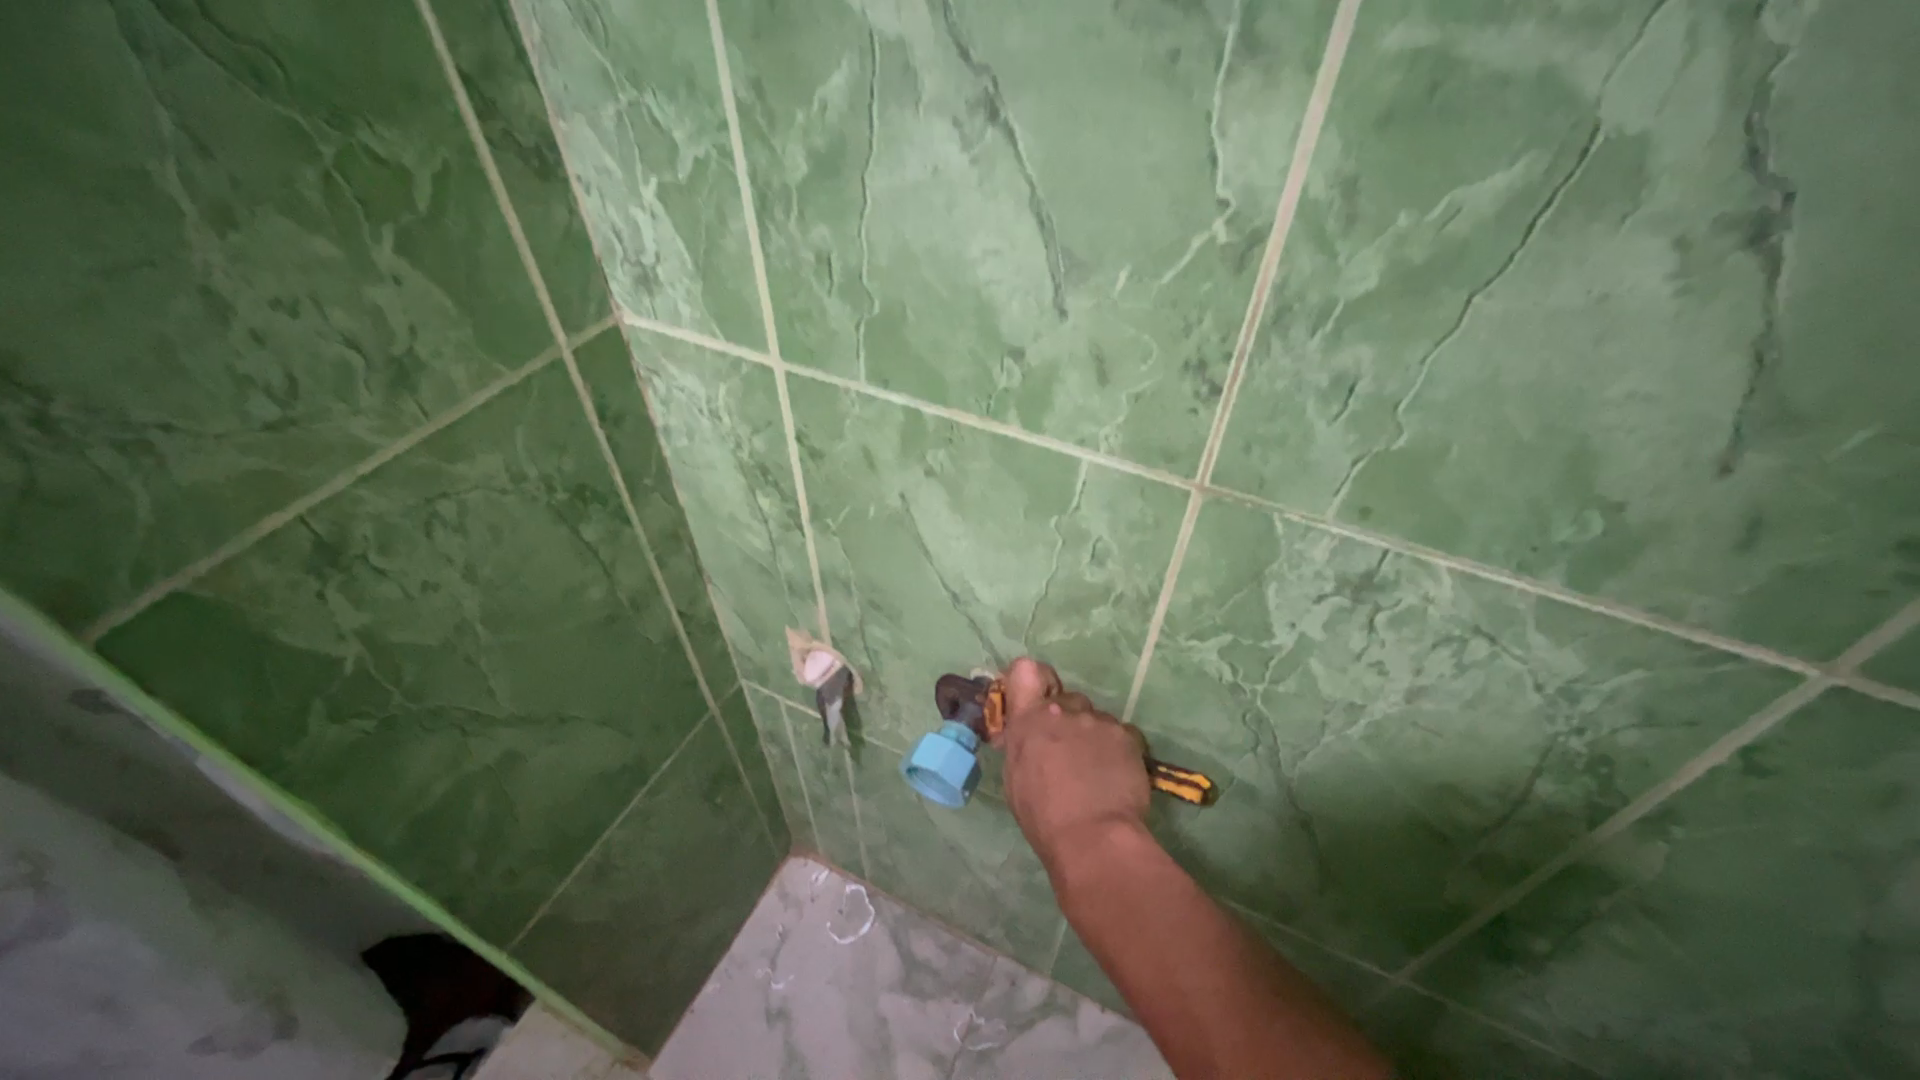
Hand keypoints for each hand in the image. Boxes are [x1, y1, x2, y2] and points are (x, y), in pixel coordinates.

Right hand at [995, 658, 1150, 872]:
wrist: (1092, 836)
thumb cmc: (1043, 816)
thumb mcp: (1016, 778)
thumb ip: (1023, 745)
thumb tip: (1029, 737)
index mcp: (1028, 720)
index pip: (1025, 670)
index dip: (1033, 679)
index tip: (1037, 699)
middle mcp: (1062, 710)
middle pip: (1066, 701)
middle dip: (1067, 721)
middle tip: (1071, 755)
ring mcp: (1098, 721)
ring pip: (1095, 719)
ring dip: (1094, 738)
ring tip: (1097, 773)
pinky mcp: (1127, 735)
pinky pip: (1121, 734)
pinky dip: (1118, 750)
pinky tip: (1117, 777)